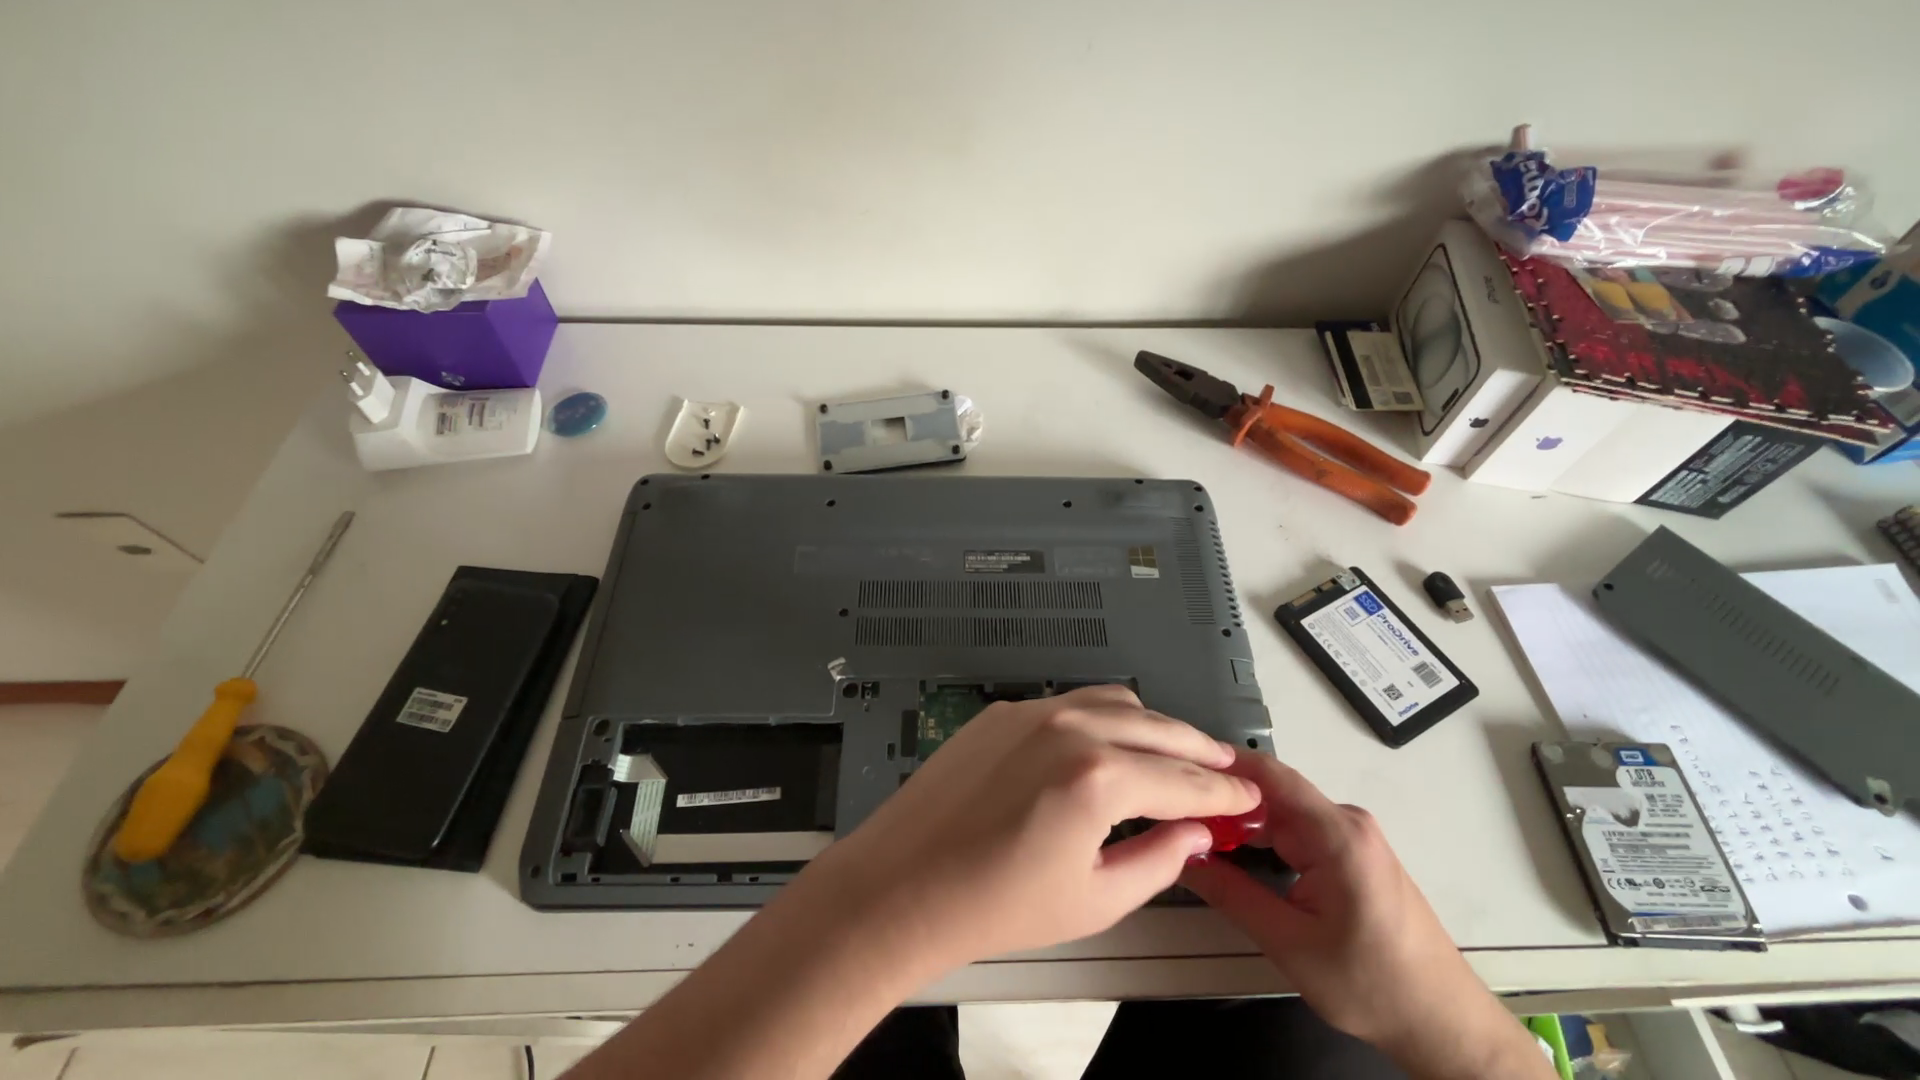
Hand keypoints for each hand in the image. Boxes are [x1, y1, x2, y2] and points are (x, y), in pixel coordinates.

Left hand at [797, 685, 1259, 974]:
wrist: (901, 886)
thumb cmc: (990, 903)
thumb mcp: (1094, 899)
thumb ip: (1159, 861)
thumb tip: (1191, 835)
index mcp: (1097, 776)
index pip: (1184, 780)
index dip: (1222, 792)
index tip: (1244, 797)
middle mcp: (1067, 729)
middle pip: (1158, 728)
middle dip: (1199, 750)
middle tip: (1223, 769)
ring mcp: (1028, 713)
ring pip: (1115, 702)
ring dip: (1153, 725)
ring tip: (1174, 752)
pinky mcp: (999, 714)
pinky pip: (1068, 702)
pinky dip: (1103, 717)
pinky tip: (1108, 742)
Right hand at [1181, 752, 1553, 1079]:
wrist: (1443, 1023)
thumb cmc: (1373, 986)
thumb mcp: (1289, 943)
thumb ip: (1231, 893)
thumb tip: (1184, 856)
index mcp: (1336, 834)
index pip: (1268, 775)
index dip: (1219, 765)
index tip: (1173, 770)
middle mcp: (1346, 823)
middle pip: (1270, 792)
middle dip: (1220, 800)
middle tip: (1170, 812)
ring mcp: (1352, 838)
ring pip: (1280, 813)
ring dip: (1239, 822)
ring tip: (1191, 832)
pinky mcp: (1352, 856)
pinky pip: (1297, 831)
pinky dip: (1262, 837)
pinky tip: (1232, 853)